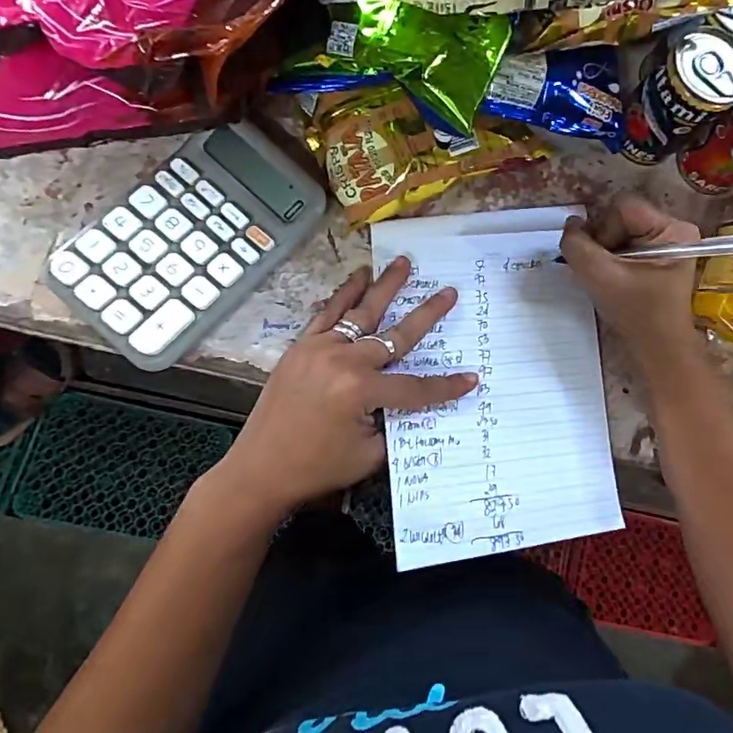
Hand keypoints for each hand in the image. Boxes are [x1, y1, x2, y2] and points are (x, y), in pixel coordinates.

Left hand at [209, 257, 476, 517]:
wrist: (260, 468)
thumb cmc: (315, 468)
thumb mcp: (368, 455)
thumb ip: (397, 426)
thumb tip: (416, 405)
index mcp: (360, 390)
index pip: (414, 387)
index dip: (445, 386)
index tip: (471, 378)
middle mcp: (341, 360)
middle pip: (393, 335)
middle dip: (425, 314)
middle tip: (448, 292)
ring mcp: (317, 349)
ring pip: (360, 313)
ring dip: (384, 288)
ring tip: (404, 264)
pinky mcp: (300, 348)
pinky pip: (326, 315)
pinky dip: (344, 295)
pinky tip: (358, 278)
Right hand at [559, 195, 704, 367]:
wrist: (658, 347)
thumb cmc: (636, 312)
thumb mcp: (599, 276)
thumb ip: (577, 245)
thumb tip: (571, 223)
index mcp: (672, 229)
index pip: (622, 208)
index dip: (602, 229)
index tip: (601, 259)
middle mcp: (673, 229)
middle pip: (619, 218)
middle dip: (602, 243)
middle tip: (601, 271)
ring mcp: (665, 243)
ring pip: (617, 231)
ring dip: (603, 253)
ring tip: (606, 277)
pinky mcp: (655, 256)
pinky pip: (622, 244)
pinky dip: (608, 260)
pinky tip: (611, 279)